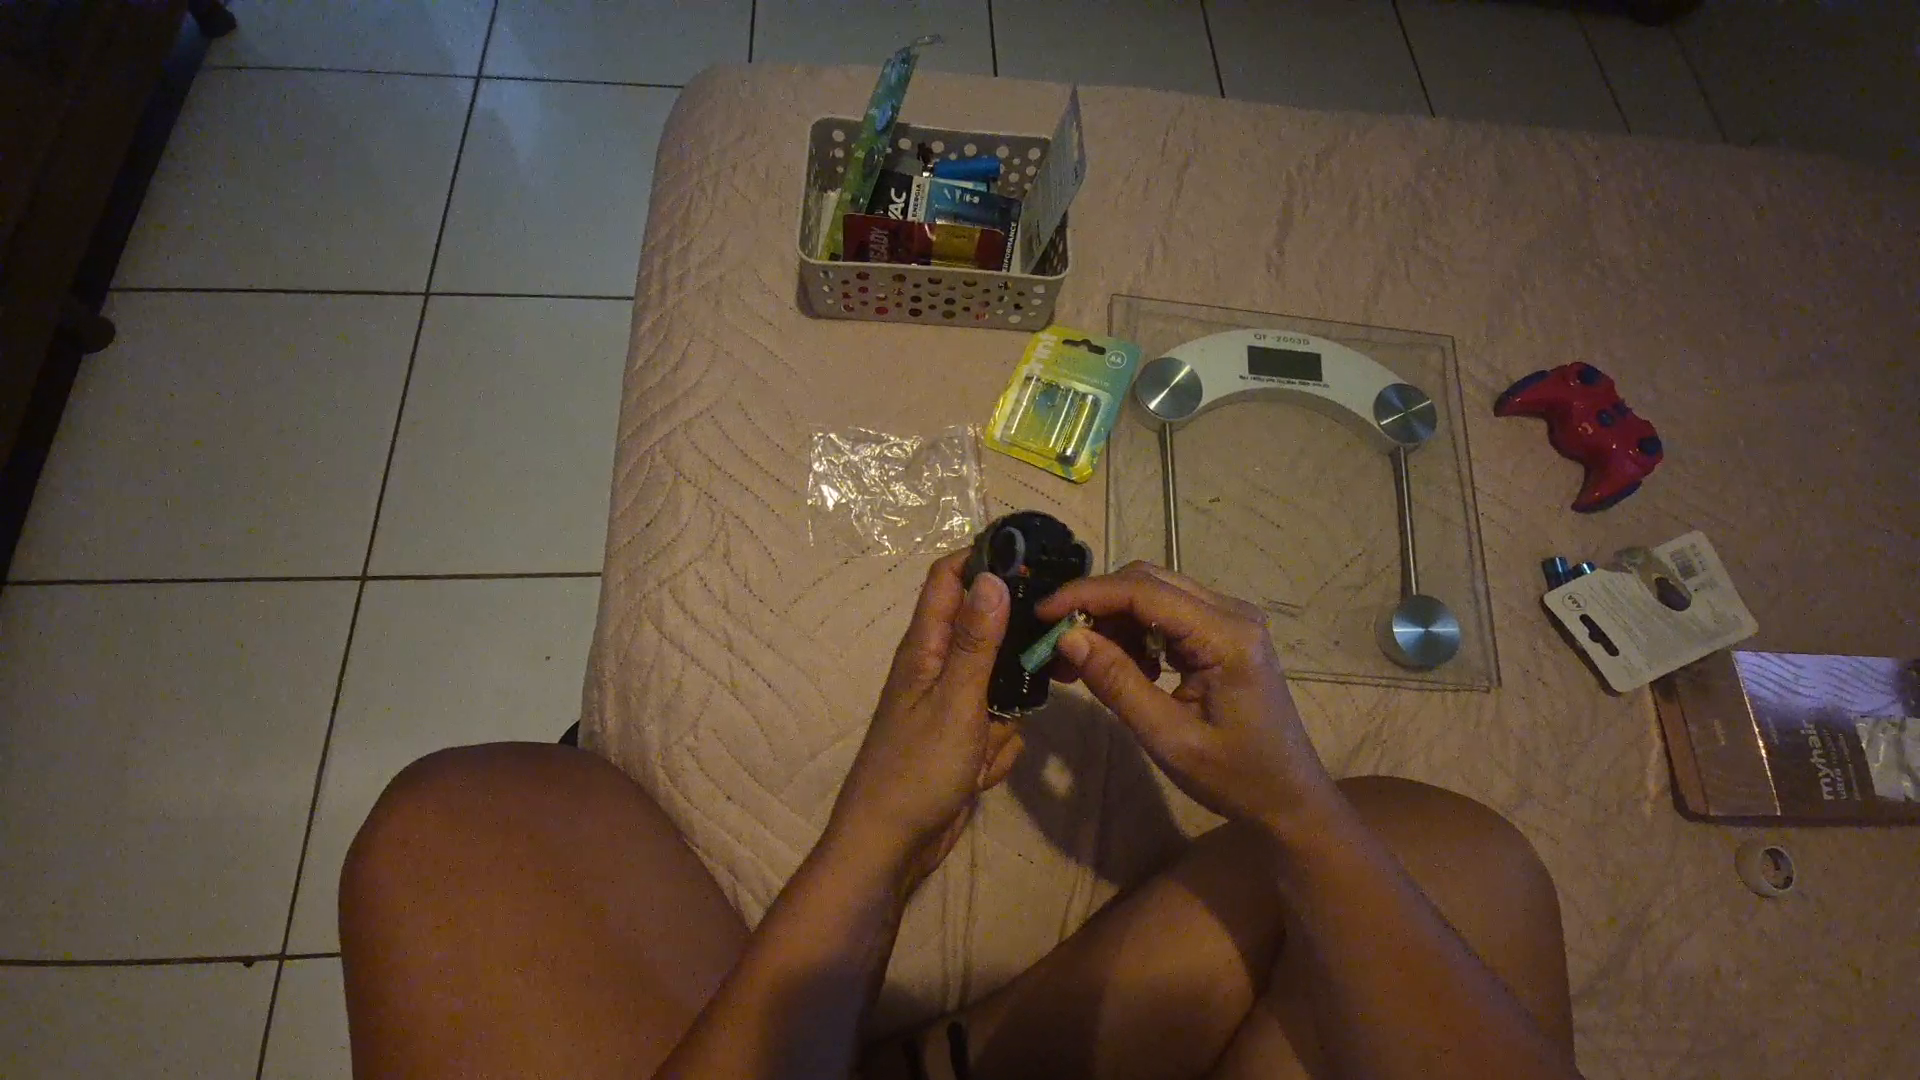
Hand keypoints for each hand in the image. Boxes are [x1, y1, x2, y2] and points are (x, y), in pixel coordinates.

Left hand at [825, 551, 1025, 891]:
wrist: (891, 847)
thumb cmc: (917, 770)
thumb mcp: (954, 701)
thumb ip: (975, 641)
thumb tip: (992, 575)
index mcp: (925, 647)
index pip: (948, 579)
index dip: (983, 557)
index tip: (1031, 552)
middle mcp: (937, 668)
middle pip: (985, 630)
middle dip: (1015, 644)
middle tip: (1052, 648)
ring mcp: (951, 707)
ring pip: (1001, 685)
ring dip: (1007, 712)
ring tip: (993, 738)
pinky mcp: (963, 741)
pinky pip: (999, 728)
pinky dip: (997, 749)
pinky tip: (981, 772)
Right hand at [1037, 562, 1339, 830]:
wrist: (1289, 798)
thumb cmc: (1234, 777)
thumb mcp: (1168, 737)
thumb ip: (1117, 682)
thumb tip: (1067, 637)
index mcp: (1227, 636)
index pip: (1143, 592)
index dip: (1087, 595)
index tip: (1043, 613)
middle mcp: (1232, 612)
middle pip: (1147, 581)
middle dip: (1095, 603)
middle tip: (1056, 640)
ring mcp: (1230, 618)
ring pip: (1153, 592)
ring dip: (1111, 617)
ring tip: (1079, 658)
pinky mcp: (1223, 630)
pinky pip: (1166, 612)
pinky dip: (1133, 629)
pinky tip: (1118, 663)